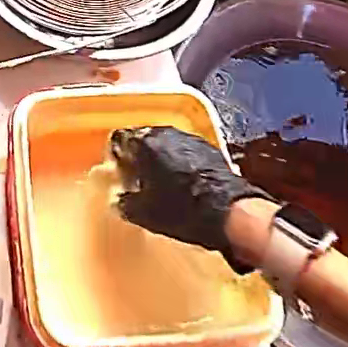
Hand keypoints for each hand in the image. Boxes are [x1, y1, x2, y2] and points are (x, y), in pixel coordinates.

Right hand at [108, 126, 273, 268]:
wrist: (232, 214)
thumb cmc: (182, 211)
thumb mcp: (145, 214)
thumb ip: (126, 203)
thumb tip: (119, 201)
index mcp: (145, 143)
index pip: (119, 139)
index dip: (115, 155)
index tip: (116, 170)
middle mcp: (165, 133)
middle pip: (143, 138)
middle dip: (137, 156)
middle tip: (135, 177)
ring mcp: (189, 139)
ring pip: (165, 144)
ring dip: (159, 158)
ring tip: (159, 181)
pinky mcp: (209, 149)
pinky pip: (184, 151)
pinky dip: (178, 162)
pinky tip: (182, 182)